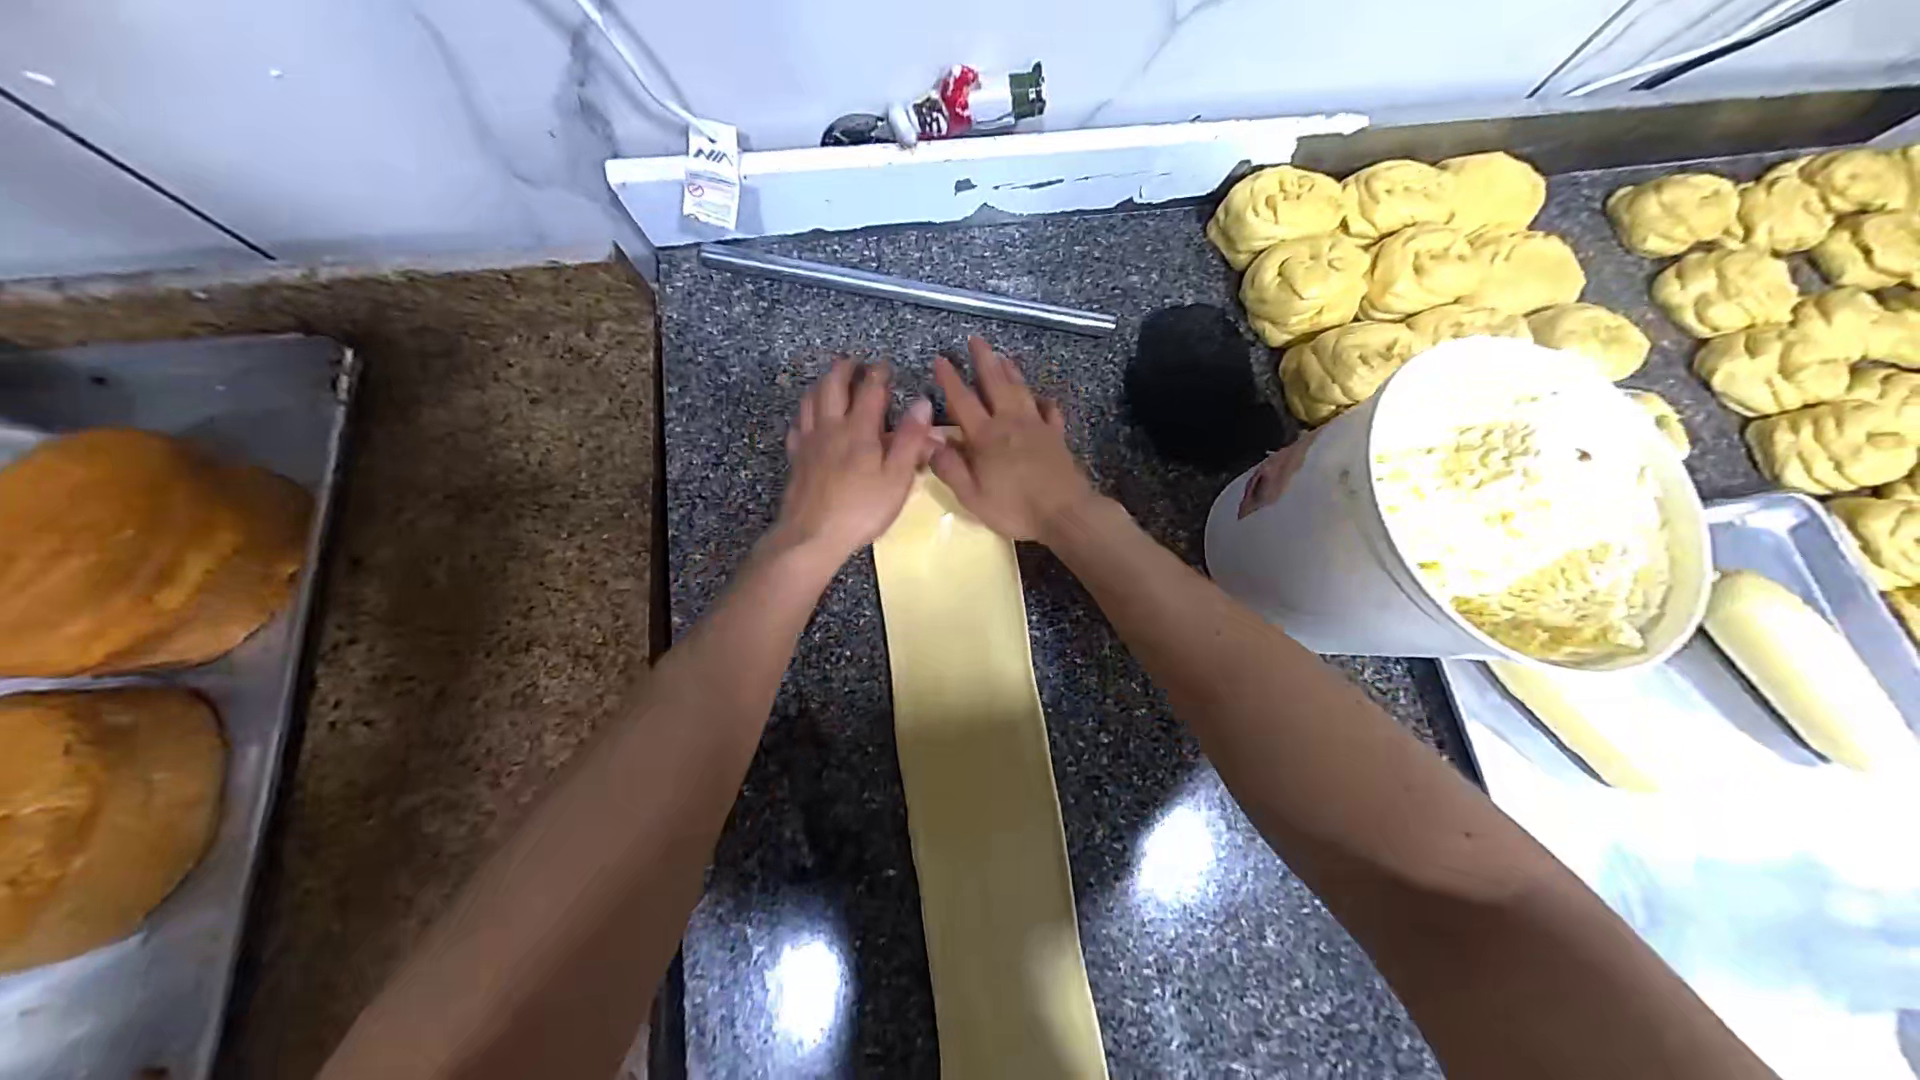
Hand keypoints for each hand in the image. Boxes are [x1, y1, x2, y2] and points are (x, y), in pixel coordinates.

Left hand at [773, 359, 934, 560]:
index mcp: (859, 430)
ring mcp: (809, 442)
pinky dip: (805, 413)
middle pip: (832, 385)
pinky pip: (797, 425)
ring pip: (810, 400)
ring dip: (822, 384)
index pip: (870, 390)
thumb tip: (922, 403)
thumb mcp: (896, 478)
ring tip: (831, 381)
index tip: (885, 366)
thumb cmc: (861, 510)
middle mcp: (831, 428)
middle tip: (855, 363)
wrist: (812, 536)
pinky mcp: (796, 459)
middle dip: (845, 369)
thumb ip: (909, 439)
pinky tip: (809, 418)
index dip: (879, 374)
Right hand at [931, 336, 1096, 543]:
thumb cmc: (1014, 508)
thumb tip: (929, 442)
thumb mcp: (972, 496)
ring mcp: (1037, 426)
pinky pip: (1049, 410)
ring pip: (1021, 390)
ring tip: (1003, 357)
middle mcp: (1010, 422)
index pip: (962, 401)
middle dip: (984, 360)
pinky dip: (1043, 400)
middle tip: (976, 339)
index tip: (941, 359)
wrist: (1065, 513)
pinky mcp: (1056, 436)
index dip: (950, 379)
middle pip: (995, 383)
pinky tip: (1041, 397)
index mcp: (986, 436)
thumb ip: (949, 468)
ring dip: (1010, 371)